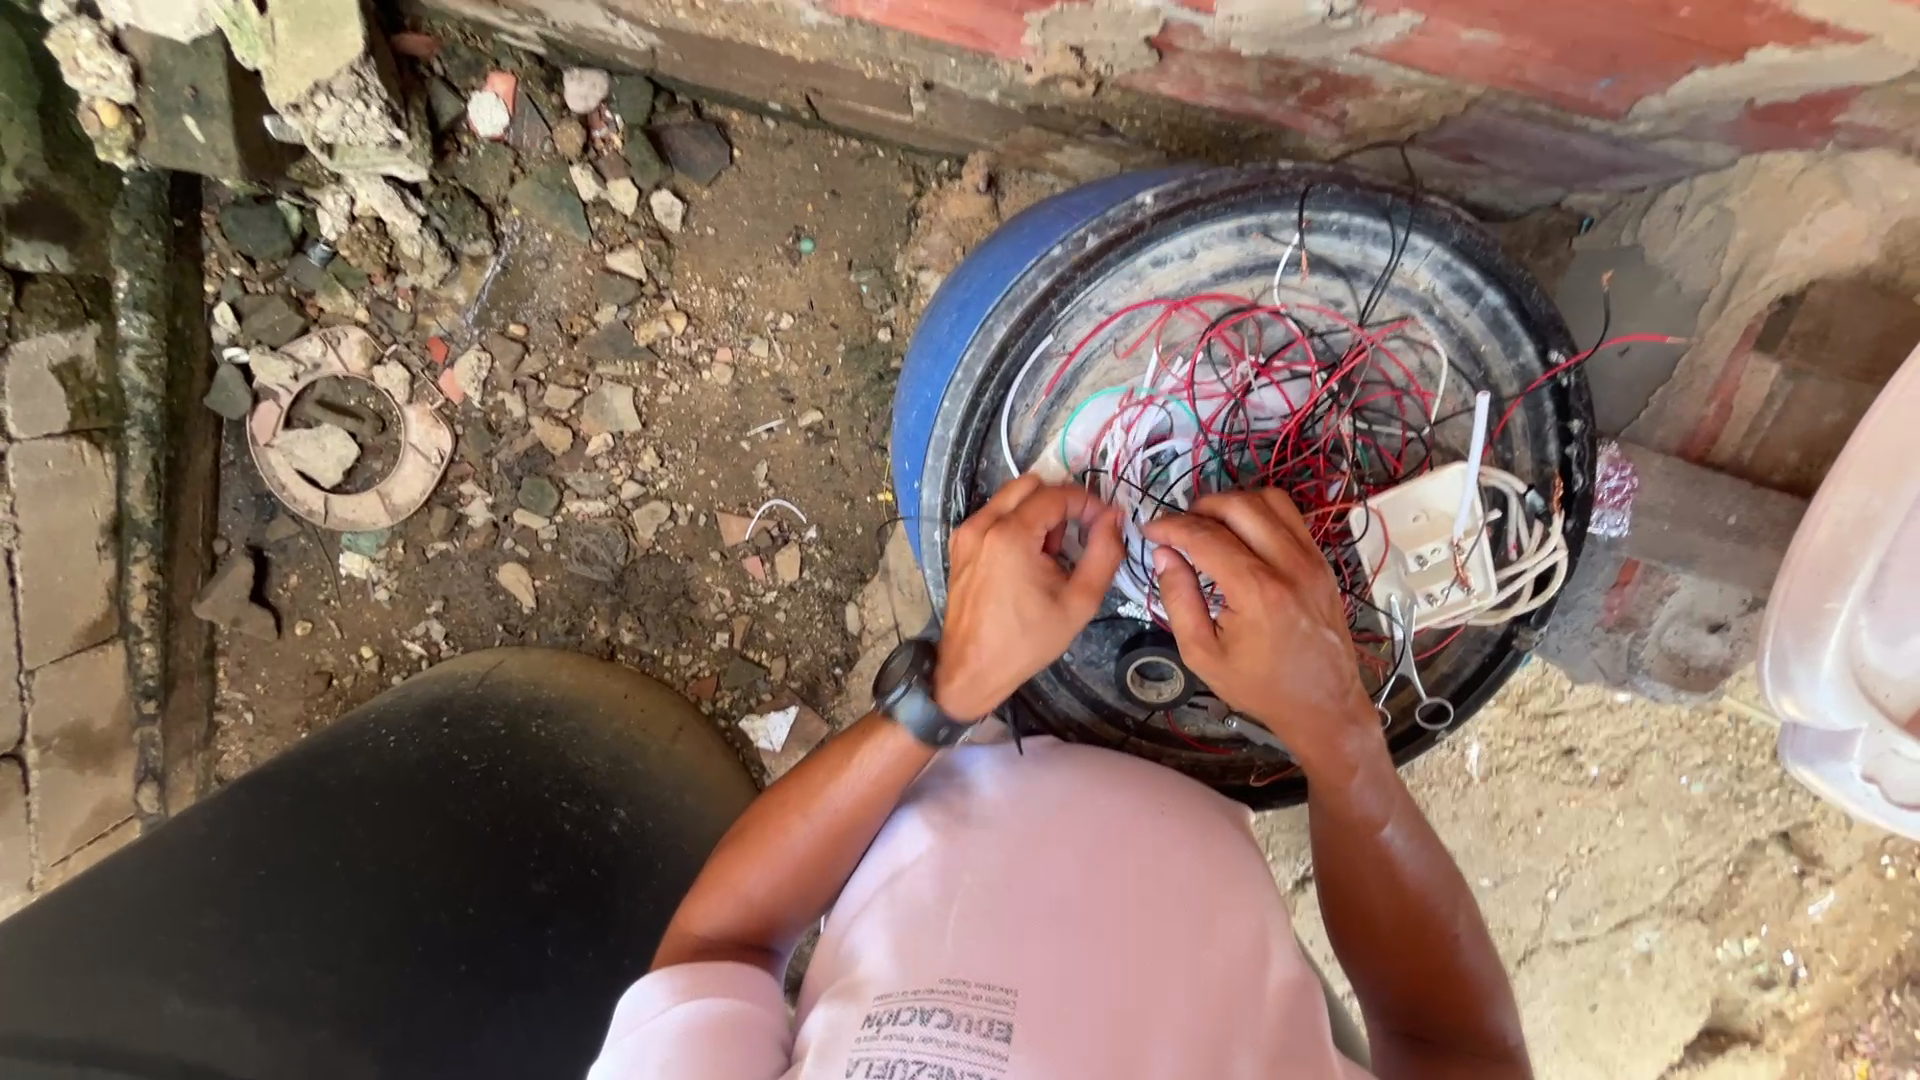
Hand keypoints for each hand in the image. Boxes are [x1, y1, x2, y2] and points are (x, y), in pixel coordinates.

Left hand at [934, 475, 1124, 719]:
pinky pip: (994, 515)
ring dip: (1037, 513)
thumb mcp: (1079, 601)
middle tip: (1075, 537)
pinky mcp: (960, 545)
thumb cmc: (1027, 641)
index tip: (1104, 524)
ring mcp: (967, 533)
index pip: (1057, 495)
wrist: (973, 668)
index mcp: (1011, 535)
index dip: (1087, 503)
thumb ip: (1104, 554)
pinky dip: (1016, 524)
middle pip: (1030, 485)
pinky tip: (1027, 559)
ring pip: (1010, 498)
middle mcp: (983, 524)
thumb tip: (1114, 519)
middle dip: (1060, 503)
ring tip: (1050, 554)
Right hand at [1143, 489, 1380, 774]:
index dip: (1170, 526)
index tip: (1149, 530)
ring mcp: (1312, 559)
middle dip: (1199, 507)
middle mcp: (1289, 565)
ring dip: (1232, 504)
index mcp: (1257, 591)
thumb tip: (1164, 554)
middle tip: (1178, 528)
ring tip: (1209, 526)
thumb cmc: (1258, 686)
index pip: (1205, 537)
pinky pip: (1290, 516)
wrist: (1324, 705)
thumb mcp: (1201, 653)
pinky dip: (1259, 513)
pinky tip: (1240, 535)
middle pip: (1239, 505)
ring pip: (1269, 500)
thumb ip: (1178, 599)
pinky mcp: (1322, 561)